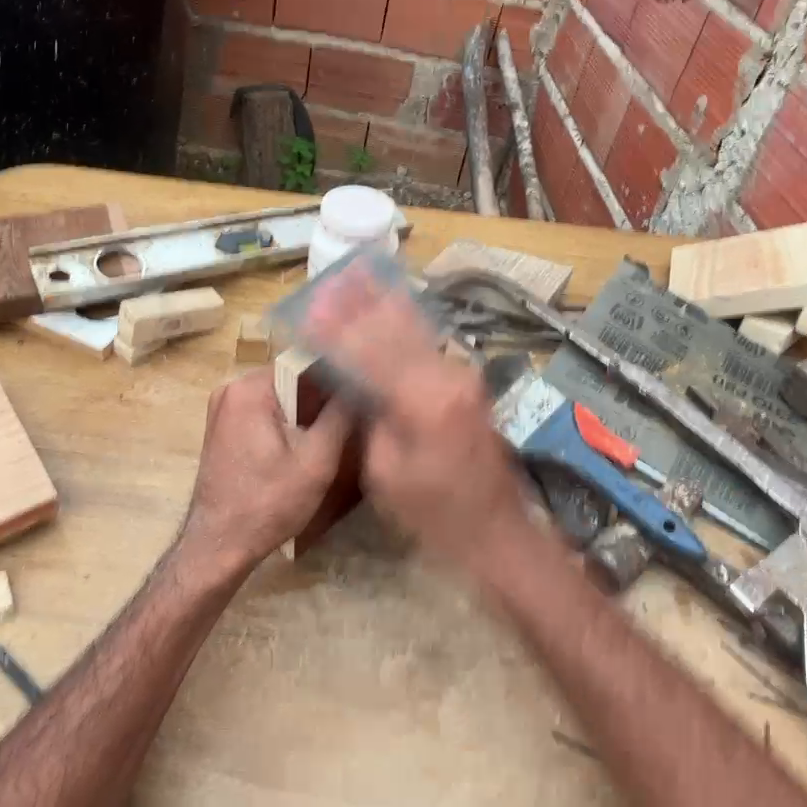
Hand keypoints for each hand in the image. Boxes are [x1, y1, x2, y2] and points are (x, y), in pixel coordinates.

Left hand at [180, 368, 355, 572]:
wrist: (219, 547)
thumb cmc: (268, 504)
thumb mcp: (316, 461)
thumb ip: (341, 415)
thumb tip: (361, 384)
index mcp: (249, 388)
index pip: (304, 363)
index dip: (336, 375)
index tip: (362, 390)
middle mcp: (231, 388)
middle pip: (291, 378)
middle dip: (322, 396)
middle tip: (354, 415)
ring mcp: (223, 407)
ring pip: (280, 395)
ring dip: (307, 411)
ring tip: (337, 430)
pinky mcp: (224, 427)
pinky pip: (265, 410)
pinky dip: (287, 421)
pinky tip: (307, 444)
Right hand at [297, 268, 531, 572]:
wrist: (498, 531)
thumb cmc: (435, 514)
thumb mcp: (385, 472)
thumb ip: (369, 417)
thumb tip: (352, 380)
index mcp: (424, 399)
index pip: (369, 352)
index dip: (336, 330)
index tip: (308, 311)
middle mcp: (447, 375)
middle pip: (394, 329)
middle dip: (358, 306)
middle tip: (327, 284)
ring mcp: (462, 374)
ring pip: (415, 328)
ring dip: (382, 303)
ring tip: (355, 276)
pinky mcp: (466, 381)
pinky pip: (427, 341)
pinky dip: (403, 319)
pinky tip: (388, 300)